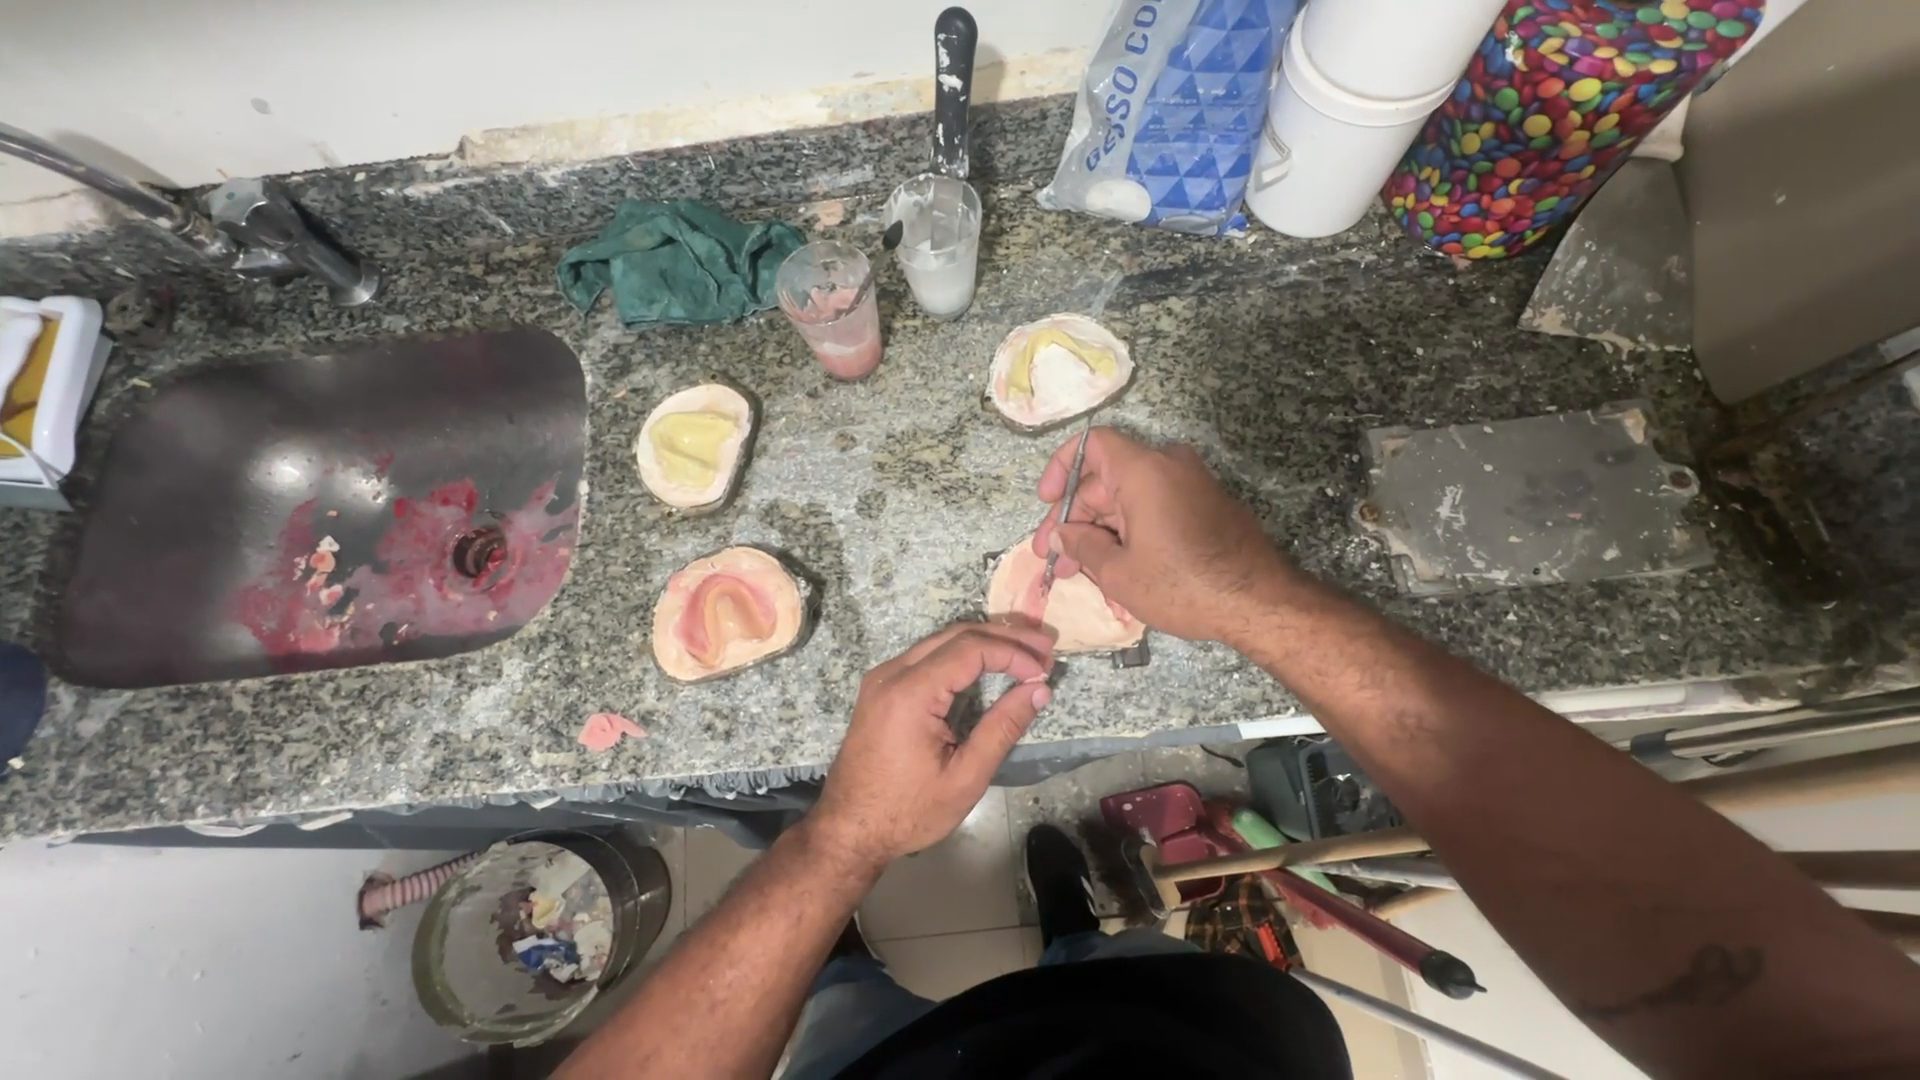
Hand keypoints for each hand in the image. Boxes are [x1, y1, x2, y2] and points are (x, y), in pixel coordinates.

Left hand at [811, 622, 1054, 869]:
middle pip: (955, 635)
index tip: (1043, 671)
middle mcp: (891, 673)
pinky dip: (962, 654)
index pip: (970, 649)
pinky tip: (989, 663)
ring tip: (1026, 651)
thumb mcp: (965, 777)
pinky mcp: (881, 687)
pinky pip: (926, 655)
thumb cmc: (908, 811)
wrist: (848, 829)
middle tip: (1045, 647)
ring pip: (940, 640)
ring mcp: (882, 678)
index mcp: (910, 693)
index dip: (1012, 653)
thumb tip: (1039, 689)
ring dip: (984, 641)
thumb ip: (1003, 728)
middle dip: (1004, 636)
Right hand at [1032, 427, 1298, 642]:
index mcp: (1143, 470)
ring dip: (1103, 535)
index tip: (1047, 502)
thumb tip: (1060, 536)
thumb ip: (1080, 546)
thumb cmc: (1183, 585)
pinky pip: (1157, 510)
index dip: (1061, 468)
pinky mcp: (1207, 508)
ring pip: (1131, 501)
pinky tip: (1119, 573)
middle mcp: (1169, 466)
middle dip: (1077, 521)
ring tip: (1085, 577)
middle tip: (1056, 561)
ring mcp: (1192, 485)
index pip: (1091, 444)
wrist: (1261, 603)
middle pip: (1107, 481)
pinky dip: (1133, 535)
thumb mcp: (1119, 572)